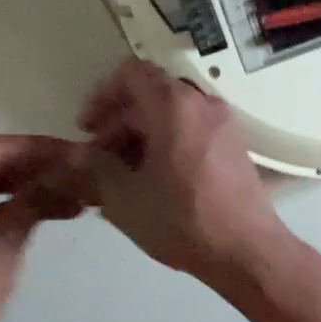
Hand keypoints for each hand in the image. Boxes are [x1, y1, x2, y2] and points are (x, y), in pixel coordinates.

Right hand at [78, 59, 288, 277]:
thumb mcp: (124, 198)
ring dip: (141, 136)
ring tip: (123, 177)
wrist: (246, 249)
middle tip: (100, 161)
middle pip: (151, 94)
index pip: (131, 72)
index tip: (89, 129)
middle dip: (119, 122)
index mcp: (175, 106)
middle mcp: (203, 104)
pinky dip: (166, 143)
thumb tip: (74, 155)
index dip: (101, 95)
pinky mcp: (233, 145)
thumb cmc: (182, 220)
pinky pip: (191, 130)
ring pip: (171, 114)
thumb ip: (93, 167)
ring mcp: (223, 123)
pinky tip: (154, 183)